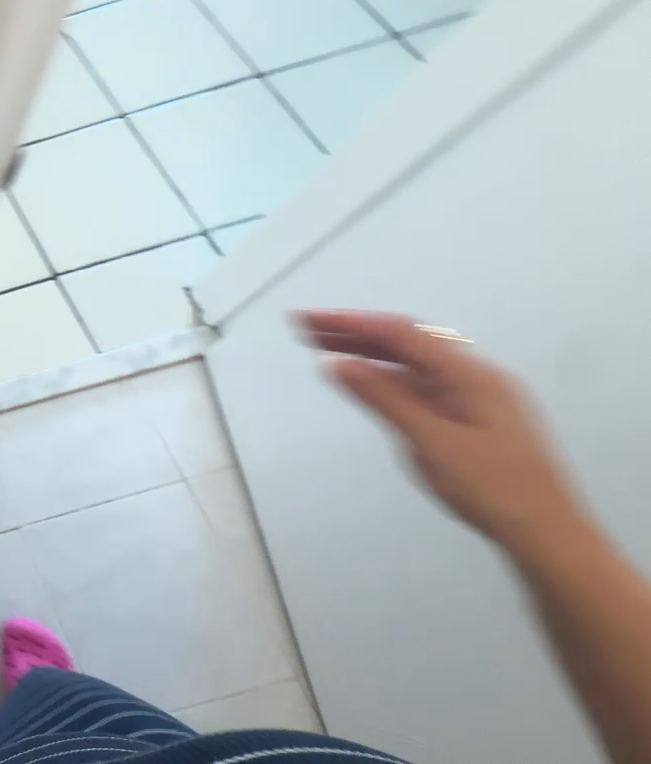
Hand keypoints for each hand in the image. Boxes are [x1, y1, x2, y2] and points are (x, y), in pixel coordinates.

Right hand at [297, 309, 587, 556]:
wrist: (548, 535)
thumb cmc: (494, 489)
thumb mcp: (432, 441)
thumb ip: (384, 398)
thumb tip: (338, 363)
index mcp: (472, 377)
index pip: (401, 334)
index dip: (350, 322)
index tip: (308, 320)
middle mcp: (475, 378)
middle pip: (406, 341)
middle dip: (353, 330)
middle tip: (306, 327)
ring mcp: (472, 396)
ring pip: (410, 361)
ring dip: (365, 350)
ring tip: (323, 346)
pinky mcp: (466, 415)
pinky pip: (417, 381)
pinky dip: (383, 373)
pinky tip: (362, 377)